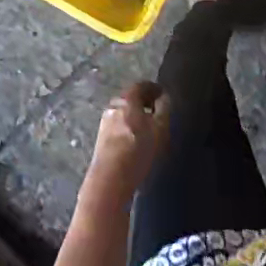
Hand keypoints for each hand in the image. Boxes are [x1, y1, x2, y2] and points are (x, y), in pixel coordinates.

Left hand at [82, 80, 169, 204]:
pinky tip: (136, 140)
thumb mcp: (160, 128)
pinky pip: (119, 126)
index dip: (154, 88)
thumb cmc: (138, 150)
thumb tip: (164, 98)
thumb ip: (164, 109)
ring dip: (136, 116)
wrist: (109, 180)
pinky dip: (129, 127)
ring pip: (124, 113)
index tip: (163, 95)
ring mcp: (104, 123)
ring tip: (149, 127)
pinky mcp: (101, 139)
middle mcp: (113, 106)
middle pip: (131, 98)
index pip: (142, 85)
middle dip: (145, 102)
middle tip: (158, 110)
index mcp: (126, 99)